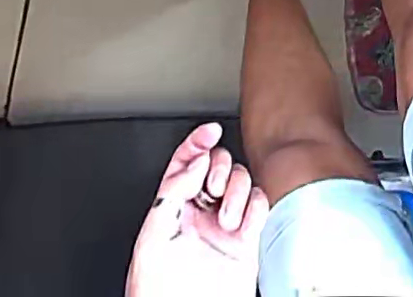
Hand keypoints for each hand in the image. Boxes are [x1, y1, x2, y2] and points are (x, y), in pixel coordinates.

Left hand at [125, 123, 269, 296]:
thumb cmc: (157, 294)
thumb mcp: (152, 239)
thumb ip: (172, 192)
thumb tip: (197, 159)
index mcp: (174, 207)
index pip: (187, 160)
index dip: (198, 140)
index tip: (209, 131)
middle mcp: (201, 211)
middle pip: (218, 163)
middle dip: (219, 167)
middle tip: (211, 188)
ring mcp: (225, 223)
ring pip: (241, 179)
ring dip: (236, 192)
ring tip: (226, 219)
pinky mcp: (248, 239)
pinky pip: (260, 205)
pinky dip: (256, 208)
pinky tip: (243, 226)